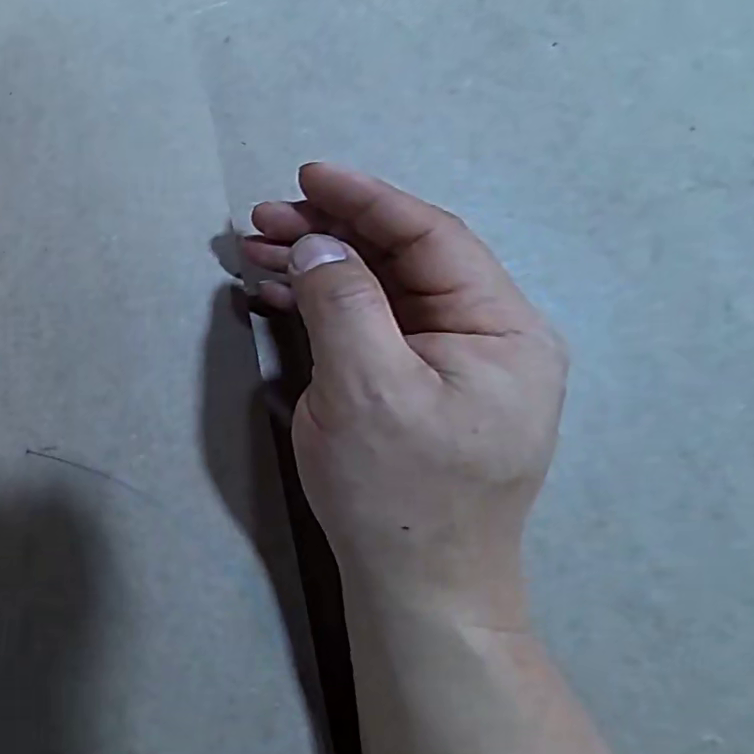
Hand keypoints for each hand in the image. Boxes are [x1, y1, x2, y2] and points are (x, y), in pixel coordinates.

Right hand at [242, 163, 567, 629]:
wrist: (414, 578)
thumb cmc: (398, 488)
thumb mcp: (366, 389)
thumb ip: (343, 304)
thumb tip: (316, 243)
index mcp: (497, 330)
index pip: (431, 238)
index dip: (368, 199)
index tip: (309, 174)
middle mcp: (478, 336)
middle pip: (399, 258)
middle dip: (330, 231)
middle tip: (262, 220)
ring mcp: (440, 361)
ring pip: (374, 288)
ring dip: (316, 264)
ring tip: (256, 249)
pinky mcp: (404, 383)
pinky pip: (362, 324)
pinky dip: (317, 303)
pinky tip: (276, 293)